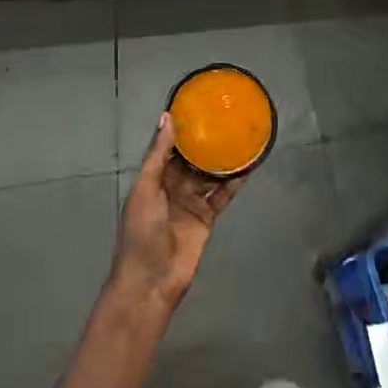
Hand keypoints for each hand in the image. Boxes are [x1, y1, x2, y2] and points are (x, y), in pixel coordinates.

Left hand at [110, 113, 245, 306]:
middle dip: (202, 143)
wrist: (152, 279)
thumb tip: (166, 117)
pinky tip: (245, 169)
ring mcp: (189, 202)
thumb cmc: (141, 230)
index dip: (179, 130)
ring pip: (207, 176)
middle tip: (222, 119)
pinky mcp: (205, 219)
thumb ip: (158, 154)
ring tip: (238, 138)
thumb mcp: (146, 187)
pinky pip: (220, 197)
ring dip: (220, 161)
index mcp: (152, 177)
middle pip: (189, 160)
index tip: (195, 109)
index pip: (167, 148)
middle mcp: (171, 186)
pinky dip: (232, 184)